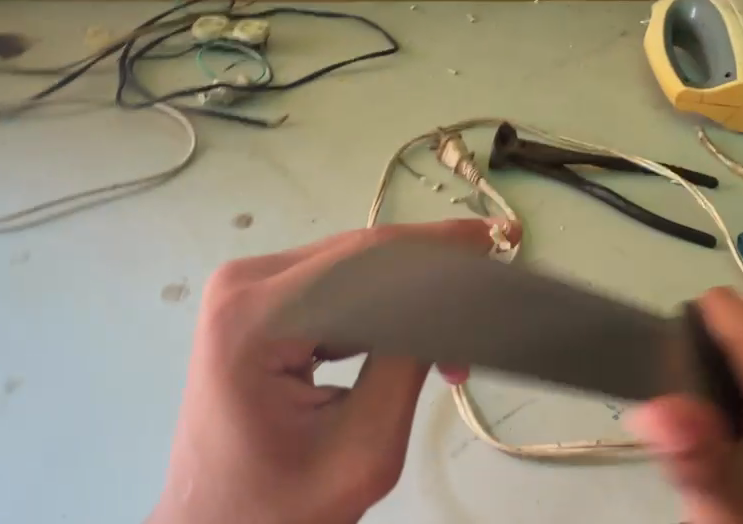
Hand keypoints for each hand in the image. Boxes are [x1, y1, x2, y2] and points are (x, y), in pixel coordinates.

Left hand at [149, 218, 511, 523]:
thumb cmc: (280, 513)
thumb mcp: (365, 449)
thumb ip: (408, 363)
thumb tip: (455, 294)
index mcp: (253, 318)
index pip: (365, 262)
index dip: (437, 250)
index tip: (499, 245)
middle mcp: (243, 284)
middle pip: (361, 257)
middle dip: (431, 275)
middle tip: (492, 291)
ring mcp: (248, 288)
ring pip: (356, 267)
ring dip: (411, 297)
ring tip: (455, 346)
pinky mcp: (260, 301)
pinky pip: (338, 285)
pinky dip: (384, 309)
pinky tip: (417, 343)